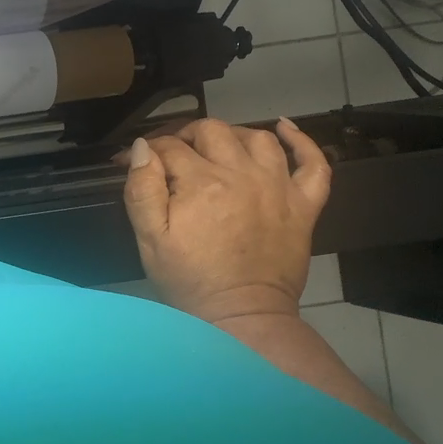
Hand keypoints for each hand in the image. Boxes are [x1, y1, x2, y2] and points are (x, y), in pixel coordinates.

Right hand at [121, 117, 330, 325]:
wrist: (242, 315)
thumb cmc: (188, 279)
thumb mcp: (149, 238)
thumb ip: (142, 189)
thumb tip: (141, 149)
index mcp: (201, 183)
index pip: (168, 147)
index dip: (144, 151)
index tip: (129, 163)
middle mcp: (242, 174)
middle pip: (212, 131)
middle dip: (185, 136)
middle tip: (170, 156)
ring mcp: (279, 187)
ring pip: (257, 138)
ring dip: (232, 135)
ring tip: (215, 149)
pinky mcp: (305, 204)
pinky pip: (313, 163)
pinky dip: (301, 141)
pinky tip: (284, 128)